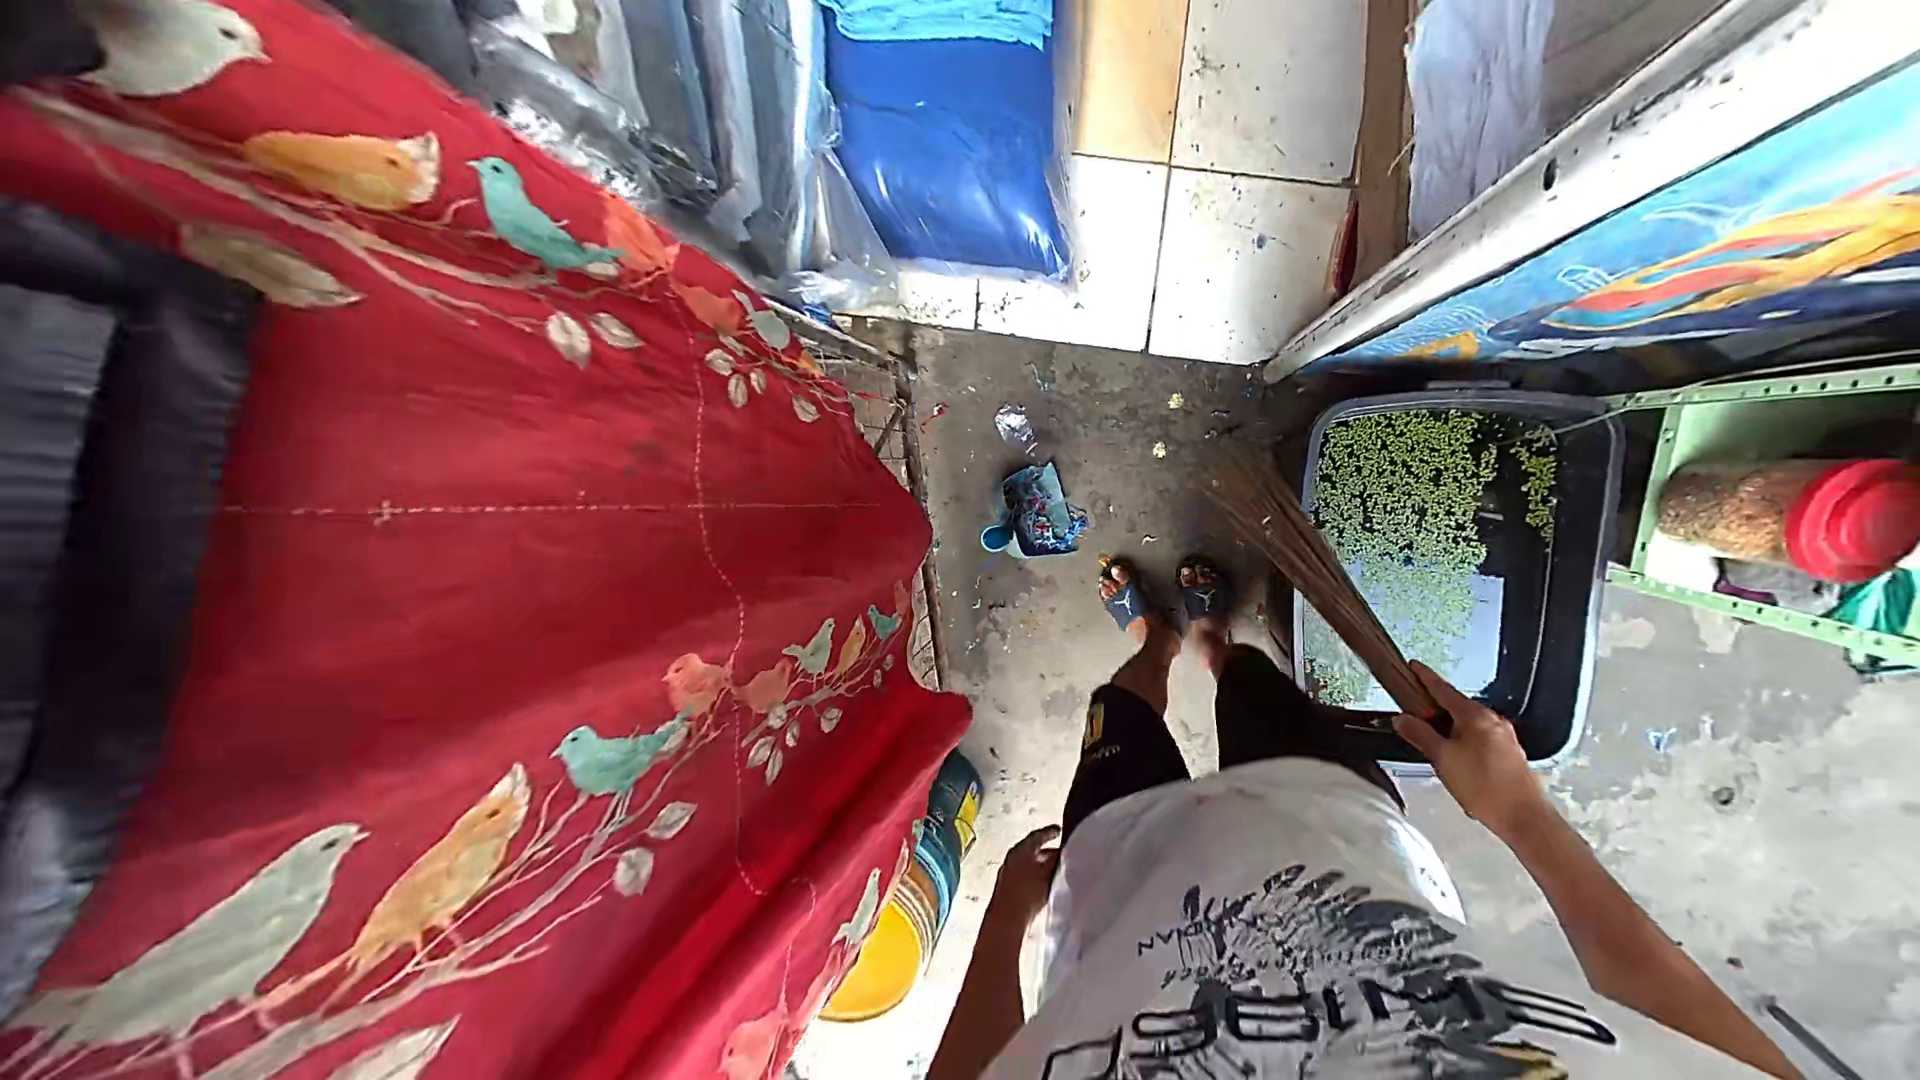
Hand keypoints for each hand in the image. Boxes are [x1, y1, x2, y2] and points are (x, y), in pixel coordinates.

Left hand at [987, 825, 1059, 925]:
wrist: (1007, 918)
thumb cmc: (1027, 892)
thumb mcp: (1047, 874)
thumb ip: (1055, 861)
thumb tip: (1062, 854)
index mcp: (1021, 849)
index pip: (1037, 836)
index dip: (1049, 832)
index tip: (1058, 830)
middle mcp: (1012, 857)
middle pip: (1033, 850)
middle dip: (1048, 851)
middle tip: (1062, 854)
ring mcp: (1008, 872)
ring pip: (1029, 863)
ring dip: (1042, 865)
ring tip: (1057, 870)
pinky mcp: (1008, 887)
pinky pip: (1025, 875)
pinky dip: (1036, 875)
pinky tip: (1046, 885)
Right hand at [1392, 662, 1551, 839]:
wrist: (1524, 819)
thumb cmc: (1483, 786)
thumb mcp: (1441, 758)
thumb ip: (1419, 734)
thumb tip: (1402, 718)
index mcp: (1475, 716)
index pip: (1443, 689)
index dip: (1424, 677)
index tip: (1413, 666)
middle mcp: (1493, 721)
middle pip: (1456, 705)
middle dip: (1433, 706)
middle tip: (1412, 710)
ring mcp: (1504, 737)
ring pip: (1467, 722)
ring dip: (1447, 724)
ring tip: (1429, 737)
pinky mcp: (1509, 753)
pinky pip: (1478, 735)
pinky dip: (1460, 737)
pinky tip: (1452, 752)